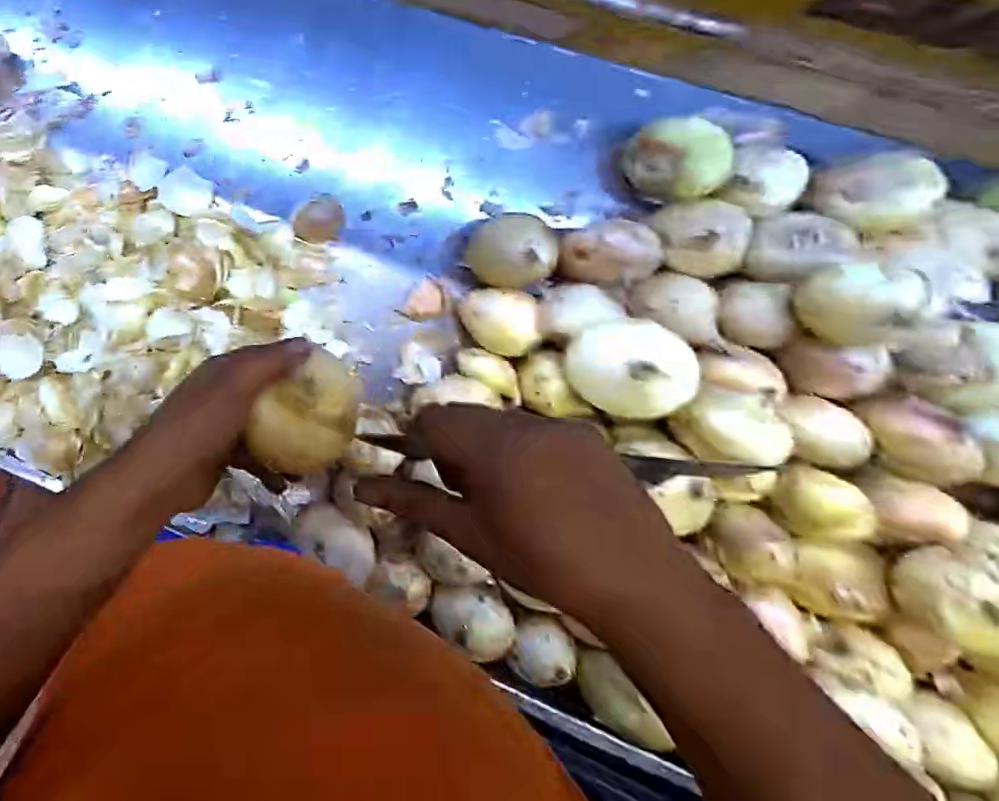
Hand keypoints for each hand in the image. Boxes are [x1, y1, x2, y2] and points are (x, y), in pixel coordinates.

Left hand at [108, 339, 311, 514]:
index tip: (324, 371)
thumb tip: (307, 343)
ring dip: (285, 439)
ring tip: (313, 454)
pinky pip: (252, 455)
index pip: (261, 356)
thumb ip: (270, 363)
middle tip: (324, 412)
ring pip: (260, 426)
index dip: (290, 359)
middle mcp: (219, 392)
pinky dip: (269, 466)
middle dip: (292, 400)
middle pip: (263, 391)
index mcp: (221, 369)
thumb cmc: (202, 423)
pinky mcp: (218, 454)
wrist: (163, 475)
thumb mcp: (237, 386)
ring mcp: (217, 424)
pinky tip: (286, 482)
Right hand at [355, 405, 690, 624]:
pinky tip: (545, 489)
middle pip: (464, 414)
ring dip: (488, 443)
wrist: (640, 583)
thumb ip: (412, 501)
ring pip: (500, 420)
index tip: (428, 475)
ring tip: (508, 493)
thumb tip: (358, 487)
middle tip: (468, 491)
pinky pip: (537, 428)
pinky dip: (525, 447)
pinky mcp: (589, 436)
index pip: (431, 417)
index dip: (419, 441)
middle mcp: (522, 422)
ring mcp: (560, 426)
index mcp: (489, 445)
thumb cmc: (541, 562)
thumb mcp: (469, 534)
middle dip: (453, 443)